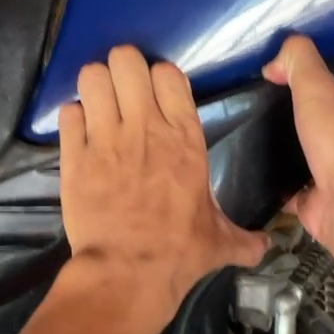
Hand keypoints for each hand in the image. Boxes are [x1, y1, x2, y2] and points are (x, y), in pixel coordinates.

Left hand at [59, 46, 268, 326]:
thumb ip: (244, 239)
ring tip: (99, 106)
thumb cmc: (179, 253)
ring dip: (95, 87)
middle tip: (124, 94)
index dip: (161, 78)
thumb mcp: (220, 242)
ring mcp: (105, 138)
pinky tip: (79, 135)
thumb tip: (265, 247)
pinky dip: (73, 119)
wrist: (128, 273)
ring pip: (92, 76)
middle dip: (123, 70)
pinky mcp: (74, 156)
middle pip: (126, 60)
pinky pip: (67, 113)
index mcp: (184, 138)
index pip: (169, 73)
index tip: (158, 96)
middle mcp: (145, 127)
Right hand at [263, 35, 333, 251]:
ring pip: (311, 165)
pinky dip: (277, 189)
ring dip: (290, 159)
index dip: (317, 94)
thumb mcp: (319, 88)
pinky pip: (294, 194)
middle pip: (327, 134)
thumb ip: (299, 63)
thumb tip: (274, 63)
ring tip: (256, 147)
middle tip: (265, 121)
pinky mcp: (320, 207)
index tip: (284, 90)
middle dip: (301, 129)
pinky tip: (256, 181)